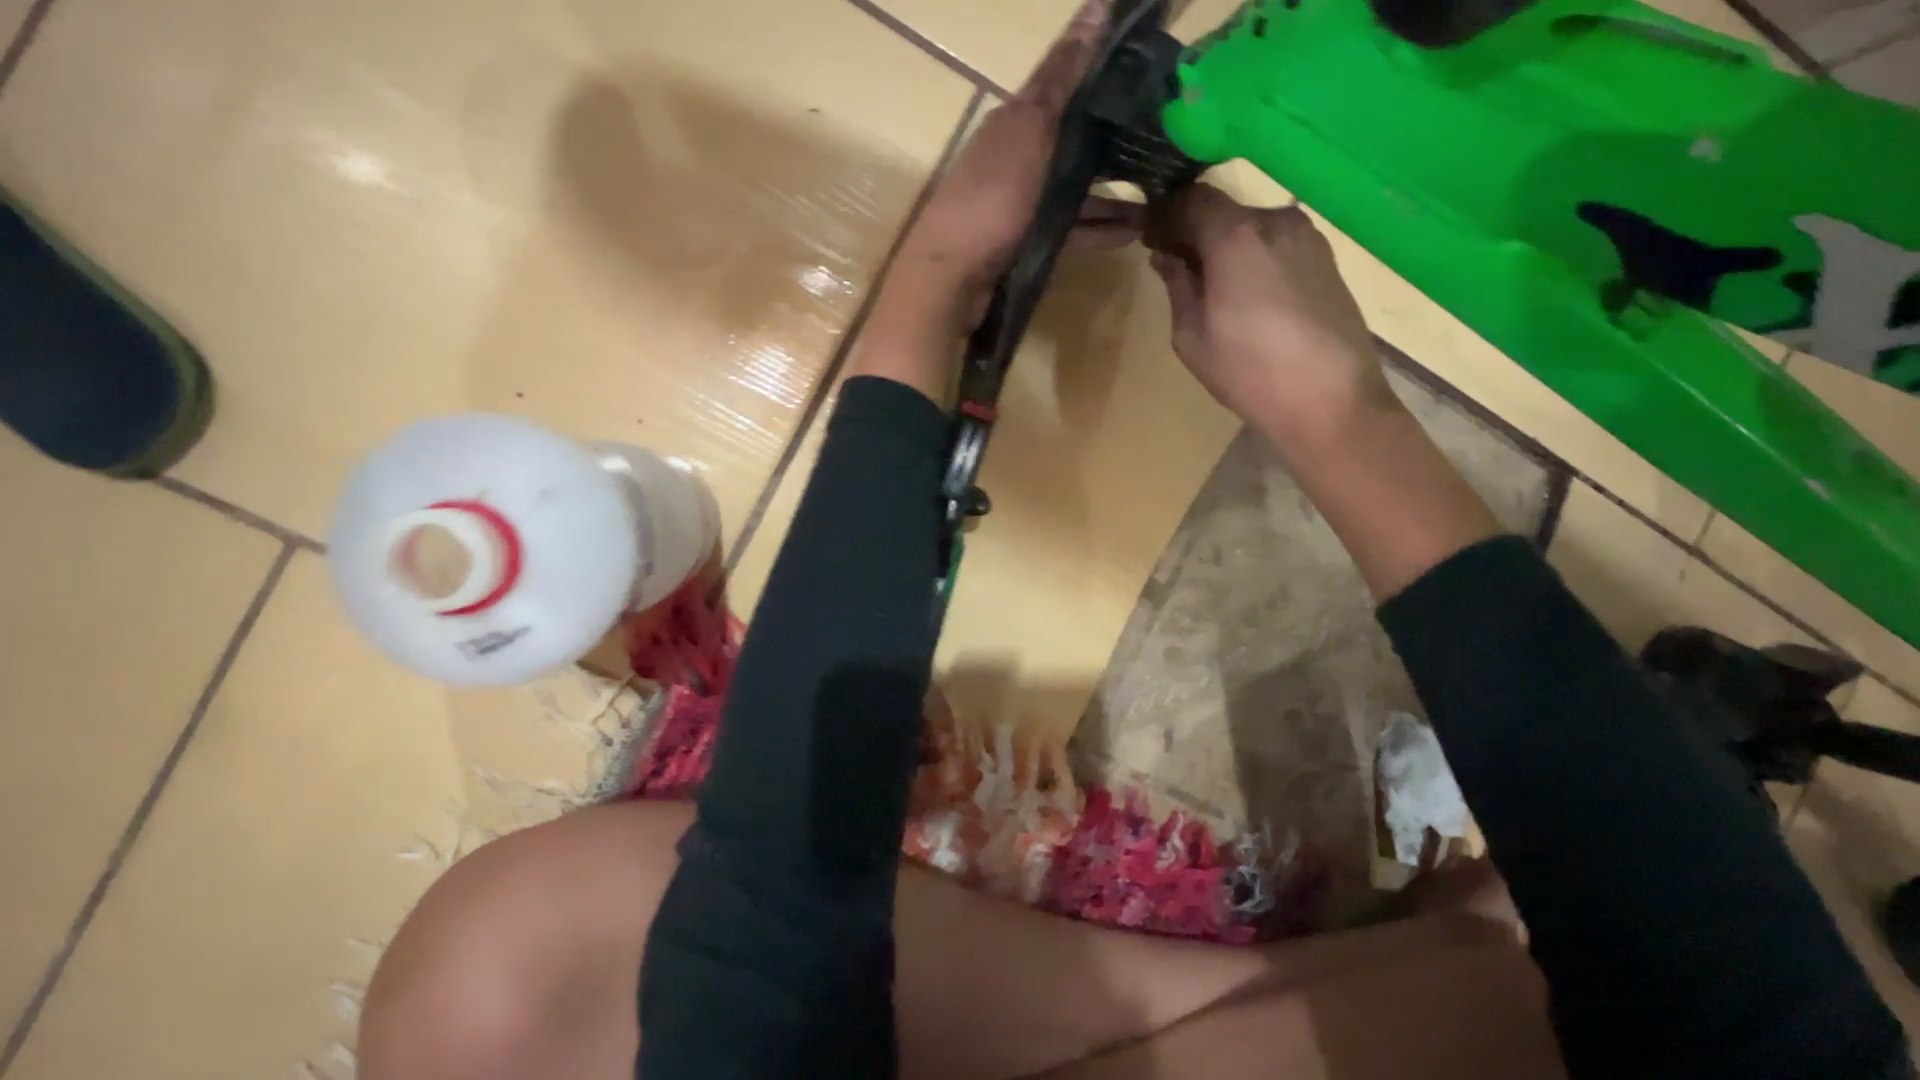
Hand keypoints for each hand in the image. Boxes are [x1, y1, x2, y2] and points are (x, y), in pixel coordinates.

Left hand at [887, 0, 1139, 324]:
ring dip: (1116, 190)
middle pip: (1076, 139)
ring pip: (1076, 186)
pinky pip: (1071, 227)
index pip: (1067, 81)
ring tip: (1165, 192)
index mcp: (1015, 120)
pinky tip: (1136, 230)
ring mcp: (1021, 201)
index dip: (1105, 69)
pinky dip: (1101, 227)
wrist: (950, 280)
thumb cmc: (990, 200)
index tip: (1153, 66)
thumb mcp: (1029, 132)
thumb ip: (1062, 79)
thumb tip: (1096, 7)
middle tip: (1171, 137)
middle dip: (1119, 137)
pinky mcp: (1026, 241)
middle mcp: (1018, 155)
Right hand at [1147, 185, 1398, 452]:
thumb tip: (1168, 257)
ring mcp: (1307, 237)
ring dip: (1227, 246)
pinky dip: (1255, 256)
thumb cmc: (1250, 372)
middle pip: (1224, 210)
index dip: (1165, 214)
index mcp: (1235, 236)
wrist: (1332, 400)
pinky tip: (1248, 295)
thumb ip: (1177, 285)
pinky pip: (1277, 244)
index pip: (1191, 199)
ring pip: (1253, 227)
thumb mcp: (1192, 336)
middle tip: (1177, 264)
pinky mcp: (1327, 258)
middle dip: (1195, 230)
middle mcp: (1274, 221)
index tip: (1151, 240)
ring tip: (1213, 285)